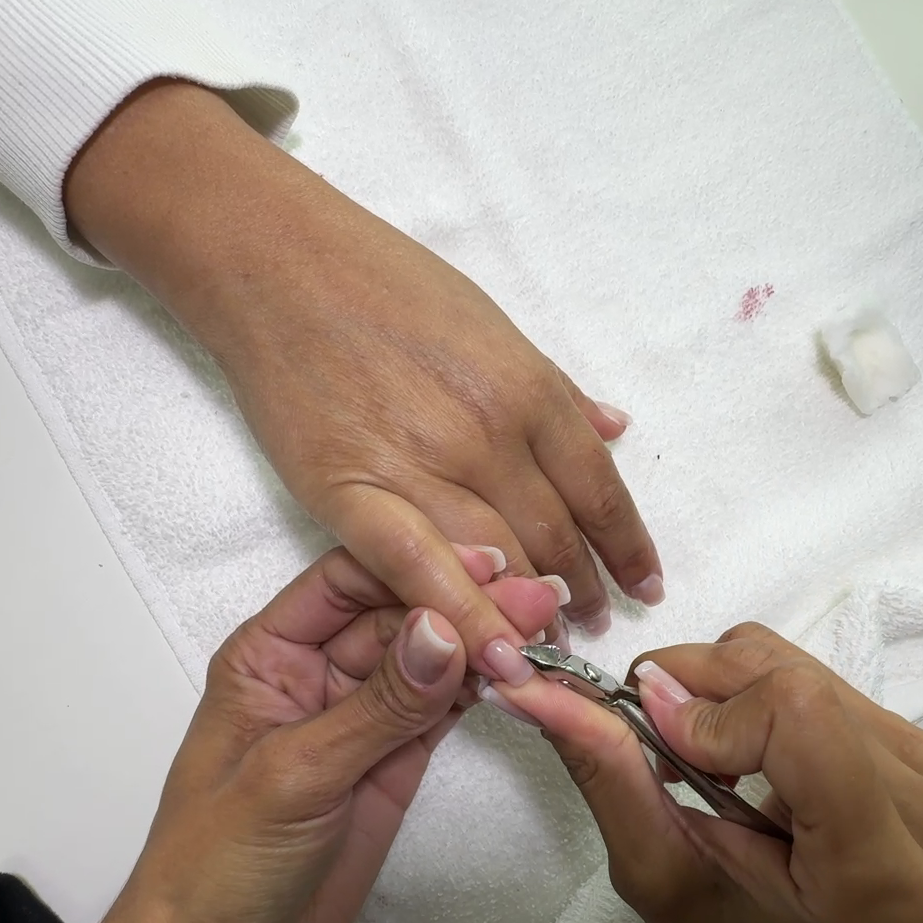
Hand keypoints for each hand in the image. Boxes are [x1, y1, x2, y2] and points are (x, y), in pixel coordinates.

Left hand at [14, 546, 559, 922]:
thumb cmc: (211, 874)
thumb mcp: (293, 777)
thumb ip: (376, 704)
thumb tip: (444, 630)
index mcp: (272, 652)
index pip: (348, 579)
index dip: (412, 565)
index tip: (481, 567)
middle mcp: (319, 669)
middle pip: (399, 613)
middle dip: (464, 603)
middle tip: (531, 597)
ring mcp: (362, 712)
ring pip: (429, 656)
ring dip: (482, 641)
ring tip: (541, 625)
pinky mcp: (394, 755)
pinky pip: (443, 705)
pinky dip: (481, 688)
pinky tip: (517, 672)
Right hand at [66, 80, 662, 685]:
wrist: (279, 265)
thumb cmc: (388, 283)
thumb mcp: (492, 323)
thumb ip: (555, 388)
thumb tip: (615, 429)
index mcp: (529, 389)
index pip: (601, 488)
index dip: (628, 546)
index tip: (643, 583)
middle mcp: (490, 434)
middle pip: (557, 535)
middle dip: (584, 587)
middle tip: (594, 621)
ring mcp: (423, 465)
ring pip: (501, 561)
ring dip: (533, 611)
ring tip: (550, 641)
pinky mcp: (352, 493)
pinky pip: (421, 569)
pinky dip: (465, 619)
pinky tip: (497, 658)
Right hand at [510, 624, 922, 922]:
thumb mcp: (655, 873)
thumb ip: (605, 771)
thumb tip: (536, 685)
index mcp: (876, 879)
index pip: (798, 718)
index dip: (709, 709)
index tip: (656, 734)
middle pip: (793, 680)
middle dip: (702, 689)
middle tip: (664, 741)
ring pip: (799, 663)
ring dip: (726, 688)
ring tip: (710, 754)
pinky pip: (819, 670)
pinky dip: (758, 690)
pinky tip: (753, 746)